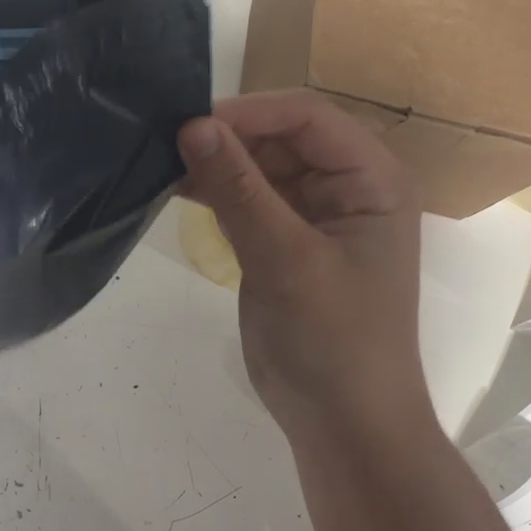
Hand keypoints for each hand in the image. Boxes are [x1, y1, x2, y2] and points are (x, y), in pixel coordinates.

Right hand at [177, 91, 425, 442]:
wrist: (341, 417)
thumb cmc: (333, 337)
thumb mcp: (285, 257)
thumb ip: (239, 189)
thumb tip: (192, 126)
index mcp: (371, 181)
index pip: (307, 118)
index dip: (249, 113)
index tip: (187, 126)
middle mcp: (343, 189)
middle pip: (279, 138)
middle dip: (225, 137)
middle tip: (163, 145)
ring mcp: (309, 217)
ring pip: (255, 168)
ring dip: (213, 163)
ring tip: (159, 164)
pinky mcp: (278, 243)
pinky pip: (243, 200)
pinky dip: (211, 192)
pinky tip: (173, 190)